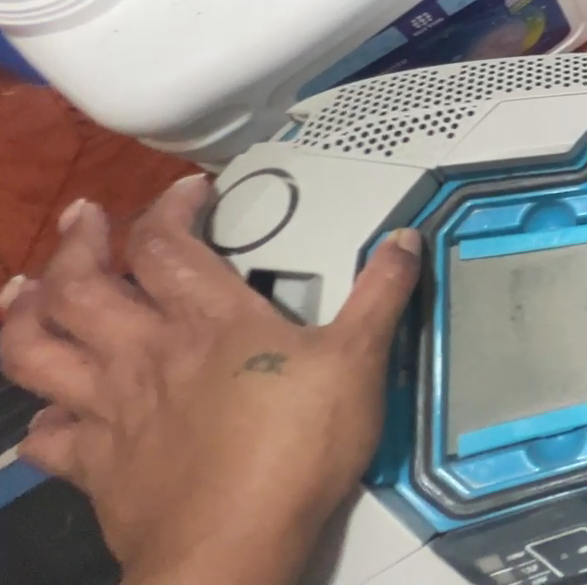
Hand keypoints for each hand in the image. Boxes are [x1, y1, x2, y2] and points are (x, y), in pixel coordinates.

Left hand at [0, 174, 421, 584]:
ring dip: (22, 311)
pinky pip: (47, 431)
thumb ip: (382, 292)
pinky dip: (45, 408)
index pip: (169, 248)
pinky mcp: (95, 463)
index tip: (187, 188)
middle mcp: (147, 355)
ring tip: (27, 285)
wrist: (236, 542)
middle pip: (81, 289)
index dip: (169, 209)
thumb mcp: (363, 356)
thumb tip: (404, 238)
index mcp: (213, 323)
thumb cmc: (302, 440)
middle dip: (78, 244)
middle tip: (86, 216)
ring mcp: (111, 410)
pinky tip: (58, 401)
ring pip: (34, 351)